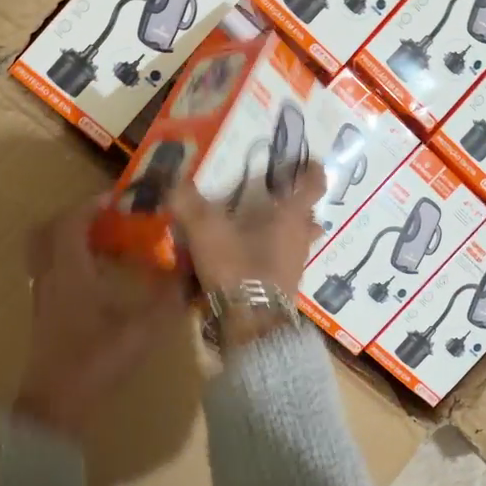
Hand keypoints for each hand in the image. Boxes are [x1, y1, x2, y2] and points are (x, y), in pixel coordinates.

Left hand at [13, 196, 189, 437]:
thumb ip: (169, 297)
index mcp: (69, 271)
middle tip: (107, 220)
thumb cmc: (97, 362)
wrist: (56, 407)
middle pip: (48, 231)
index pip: (72, 221)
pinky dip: (71, 263)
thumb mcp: (142, 330)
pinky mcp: (44, 315)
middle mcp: (50, 277)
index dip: (93, 204)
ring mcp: (43, 297)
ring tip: (107, 246)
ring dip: (72, 240)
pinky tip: (100, 279)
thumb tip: (192, 268)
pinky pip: (52, 272)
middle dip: (76, 218)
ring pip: (46, 252)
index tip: (120, 199)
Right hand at [167, 168, 325, 296]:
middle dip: (298, 204)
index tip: (309, 162)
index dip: (313, 172)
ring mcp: (296, 264)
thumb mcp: (206, 231)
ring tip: (264, 225)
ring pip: (299, 240)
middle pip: (308, 215)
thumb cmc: (238, 267)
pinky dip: (274, 254)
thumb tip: (172, 182)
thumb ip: (188, 204)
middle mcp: (300, 237)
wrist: (253, 324)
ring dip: (287, 231)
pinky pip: (285, 261)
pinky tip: (252, 256)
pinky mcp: (286, 285)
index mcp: (289, 216)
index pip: (312, 187)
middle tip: (279, 194)